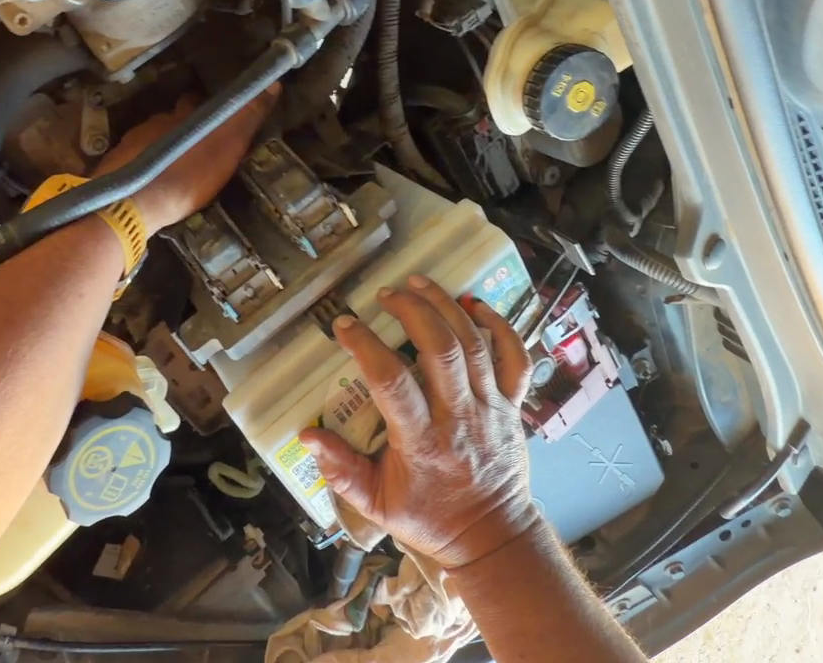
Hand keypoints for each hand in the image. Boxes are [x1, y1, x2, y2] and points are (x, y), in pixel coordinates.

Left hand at [95, 84, 279, 231]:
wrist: (133, 204)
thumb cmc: (186, 177)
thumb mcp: (226, 149)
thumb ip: (246, 118)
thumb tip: (272, 84)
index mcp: (182, 117)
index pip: (195, 101)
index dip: (205, 106)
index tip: (213, 112)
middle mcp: (155, 123)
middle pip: (171, 118)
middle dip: (181, 125)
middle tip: (193, 141)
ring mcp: (131, 142)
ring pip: (151, 136)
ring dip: (161, 145)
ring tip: (171, 162)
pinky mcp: (116, 163)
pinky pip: (133, 157)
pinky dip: (143, 162)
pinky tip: (148, 177)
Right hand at [299, 274, 540, 568]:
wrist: (494, 540)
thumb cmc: (431, 519)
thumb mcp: (376, 505)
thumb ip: (341, 470)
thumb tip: (307, 434)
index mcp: (422, 443)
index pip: (392, 382)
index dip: (366, 346)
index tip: (345, 325)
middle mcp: (459, 419)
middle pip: (440, 350)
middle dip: (412, 311)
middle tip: (387, 294)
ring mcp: (491, 409)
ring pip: (474, 345)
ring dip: (446, 307)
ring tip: (419, 283)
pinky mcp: (513, 407)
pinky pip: (515, 359)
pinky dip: (500, 327)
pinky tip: (476, 304)